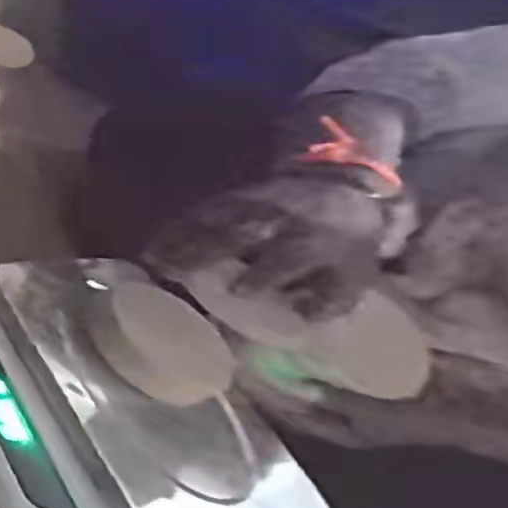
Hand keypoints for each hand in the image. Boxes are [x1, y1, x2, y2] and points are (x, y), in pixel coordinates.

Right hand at [147, 175, 386, 319]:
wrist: (335, 190)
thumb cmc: (343, 243)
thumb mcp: (356, 274)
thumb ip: (329, 300)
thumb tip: (299, 316)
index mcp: (312, 242)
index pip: (285, 258)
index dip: (262, 274)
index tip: (237, 292)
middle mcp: (274, 222)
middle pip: (232, 237)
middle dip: (200, 254)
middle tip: (171, 272)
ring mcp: (244, 207)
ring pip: (205, 224)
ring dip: (175, 241)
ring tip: (151, 260)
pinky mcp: (224, 199)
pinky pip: (193, 214)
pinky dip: (171, 229)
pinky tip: (153, 242)